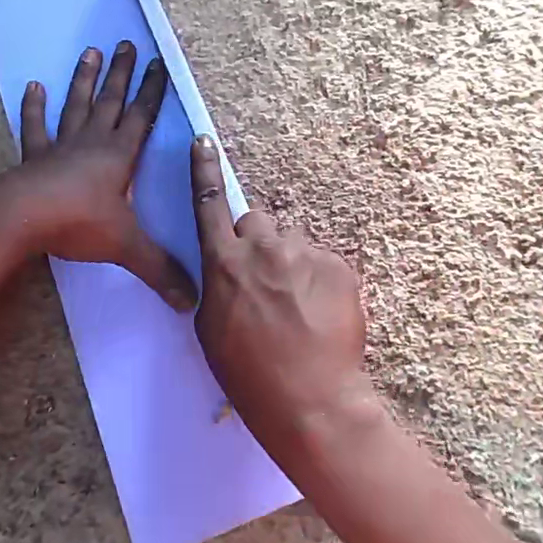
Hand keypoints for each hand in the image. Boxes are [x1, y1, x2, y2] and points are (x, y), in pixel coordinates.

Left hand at [0, 42, 197, 308]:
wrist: (18, 221)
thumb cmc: (77, 224)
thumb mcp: (125, 247)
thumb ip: (159, 270)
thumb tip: (192, 302)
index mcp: (119, 156)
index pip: (142, 117)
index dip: (154, 91)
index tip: (161, 62)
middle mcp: (93, 143)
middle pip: (112, 101)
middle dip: (123, 74)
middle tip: (127, 44)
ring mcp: (60, 147)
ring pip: (77, 106)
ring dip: (85, 80)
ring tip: (91, 52)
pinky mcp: (33, 158)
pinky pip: (36, 128)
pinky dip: (35, 107)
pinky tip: (34, 86)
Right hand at [187, 136, 369, 455]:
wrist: (312, 400)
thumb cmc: (249, 374)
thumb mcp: (211, 330)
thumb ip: (215, 285)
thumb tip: (226, 268)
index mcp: (225, 263)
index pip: (209, 204)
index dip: (203, 170)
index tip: (204, 141)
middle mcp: (264, 248)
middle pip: (257, 222)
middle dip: (257, 243)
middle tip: (265, 283)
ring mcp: (305, 254)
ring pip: (293, 245)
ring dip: (291, 265)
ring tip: (298, 308)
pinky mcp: (339, 266)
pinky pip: (323, 262)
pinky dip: (320, 281)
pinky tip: (320, 314)